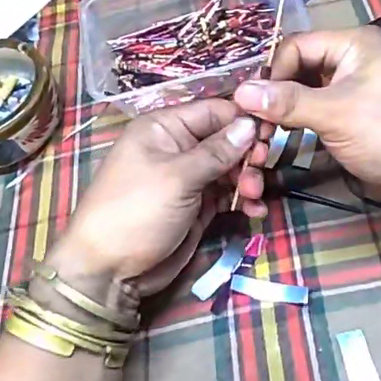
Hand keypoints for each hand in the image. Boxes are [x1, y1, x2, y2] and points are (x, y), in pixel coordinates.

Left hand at [49, 99, 258, 302]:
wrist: (110, 269)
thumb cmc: (137, 212)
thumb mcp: (177, 177)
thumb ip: (216, 151)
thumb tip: (250, 123)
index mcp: (163, 128)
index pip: (213, 110)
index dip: (243, 120)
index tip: (270, 136)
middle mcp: (176, 147)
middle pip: (226, 139)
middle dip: (248, 155)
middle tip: (259, 174)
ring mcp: (187, 178)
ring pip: (230, 168)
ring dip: (248, 180)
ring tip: (253, 197)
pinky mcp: (196, 206)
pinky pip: (226, 194)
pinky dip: (241, 200)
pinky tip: (254, 211)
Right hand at [234, 26, 380, 207]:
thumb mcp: (336, 114)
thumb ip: (287, 102)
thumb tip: (239, 93)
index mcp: (354, 44)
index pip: (295, 47)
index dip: (271, 74)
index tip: (251, 107)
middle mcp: (353, 60)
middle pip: (297, 70)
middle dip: (274, 97)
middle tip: (254, 127)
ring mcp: (354, 90)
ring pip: (304, 94)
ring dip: (283, 115)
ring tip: (264, 139)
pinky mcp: (354, 116)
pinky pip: (317, 113)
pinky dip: (299, 125)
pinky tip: (283, 142)